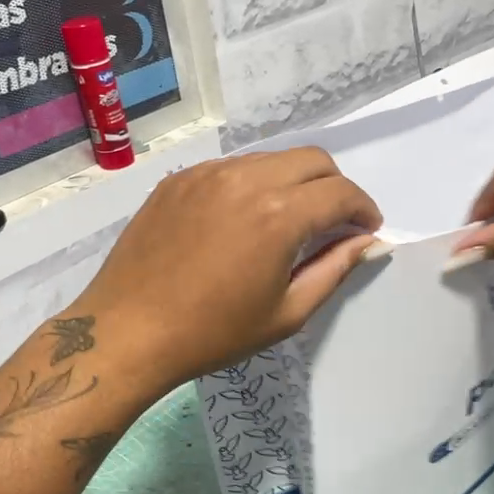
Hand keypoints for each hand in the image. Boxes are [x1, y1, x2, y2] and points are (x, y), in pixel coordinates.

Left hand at [70, 148, 382, 394]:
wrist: (128, 331)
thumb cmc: (212, 334)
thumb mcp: (286, 313)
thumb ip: (333, 270)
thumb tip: (366, 242)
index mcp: (279, 215)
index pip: (341, 193)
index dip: (364, 210)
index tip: (366, 231)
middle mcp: (246, 180)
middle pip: (312, 160)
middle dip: (334, 187)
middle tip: (332, 224)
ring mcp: (207, 174)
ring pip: (270, 158)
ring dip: (293, 182)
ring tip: (286, 222)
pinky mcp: (179, 180)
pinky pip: (231, 167)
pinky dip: (252, 184)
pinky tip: (241, 220)